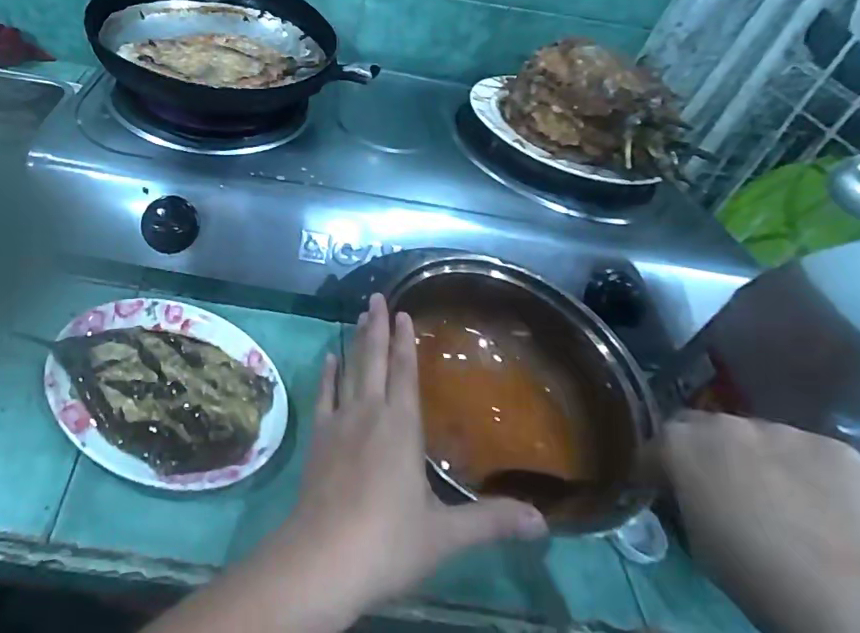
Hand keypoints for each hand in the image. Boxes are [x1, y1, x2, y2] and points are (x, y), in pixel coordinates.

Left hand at [272, 294, 547, 619]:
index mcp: (401, 426)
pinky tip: (329, 359)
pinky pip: (324, 398)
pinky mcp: (317, 443)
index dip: (406, 341)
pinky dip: (327, 376)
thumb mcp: (445, 535)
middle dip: (378, 328)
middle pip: (375, 361)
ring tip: (360, 317)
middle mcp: (369, 415)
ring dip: (356, 343)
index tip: (404, 311)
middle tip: (376, 296)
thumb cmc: (387, 541)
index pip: (406, 372)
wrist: (319, 563)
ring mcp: (338, 426)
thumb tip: (543, 523)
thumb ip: (491, 522)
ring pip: (350, 372)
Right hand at [659, 412, 859, 632]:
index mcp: (684, 445)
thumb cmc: (760, 581)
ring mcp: (784, 429)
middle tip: (717, 492)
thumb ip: (687, 505)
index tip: (662, 490)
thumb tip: (690, 497)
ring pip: (758, 437)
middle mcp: (729, 423)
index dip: (656, 468)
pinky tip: (824, 511)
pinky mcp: (833, 444)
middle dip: (703, 453)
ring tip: (780, 506)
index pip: (654, 444)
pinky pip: (807, 453)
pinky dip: (805, 473)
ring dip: (757, 460)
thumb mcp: (700, 547)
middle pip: (703, 427)